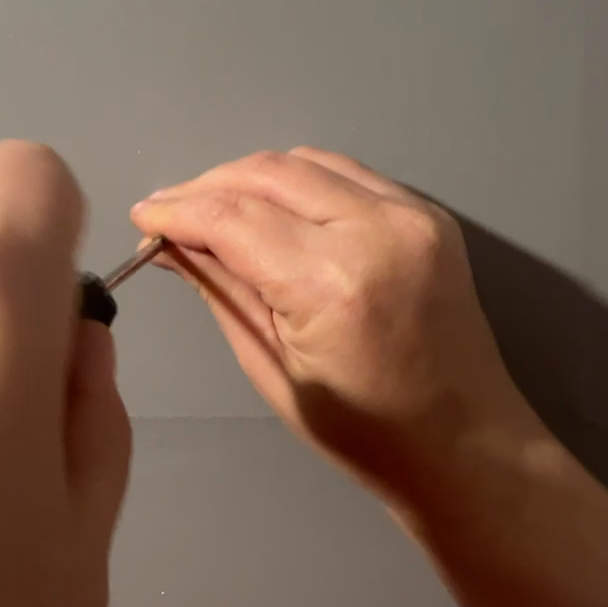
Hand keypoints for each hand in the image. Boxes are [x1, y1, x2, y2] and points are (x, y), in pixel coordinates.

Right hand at [131, 147, 544, 505]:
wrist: (465, 445)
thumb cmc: (359, 430)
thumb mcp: (268, 365)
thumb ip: (220, 289)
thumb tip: (171, 243)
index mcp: (332, 283)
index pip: (231, 218)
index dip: (176, 212)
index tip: (142, 218)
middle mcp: (376, 230)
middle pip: (265, 173)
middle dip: (204, 187)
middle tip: (167, 214)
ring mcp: (410, 214)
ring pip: (303, 161)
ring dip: (246, 179)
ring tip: (211, 211)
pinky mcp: (426, 214)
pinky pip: (342, 173)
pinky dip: (293, 182)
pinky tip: (269, 210)